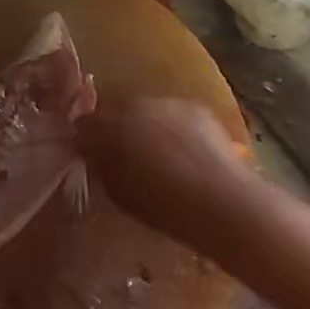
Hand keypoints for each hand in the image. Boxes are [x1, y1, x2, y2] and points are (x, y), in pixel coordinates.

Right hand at [76, 95, 259, 246]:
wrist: (224, 203)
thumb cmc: (164, 206)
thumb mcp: (119, 193)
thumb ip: (101, 165)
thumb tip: (94, 152)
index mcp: (107, 126)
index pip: (85, 123)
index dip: (87, 137)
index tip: (91, 152)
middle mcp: (132, 104)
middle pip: (116, 111)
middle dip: (117, 127)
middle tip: (125, 153)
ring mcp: (165, 102)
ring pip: (146, 110)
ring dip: (146, 125)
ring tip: (160, 153)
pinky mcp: (195, 108)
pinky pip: (173, 115)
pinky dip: (173, 128)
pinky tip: (185, 152)